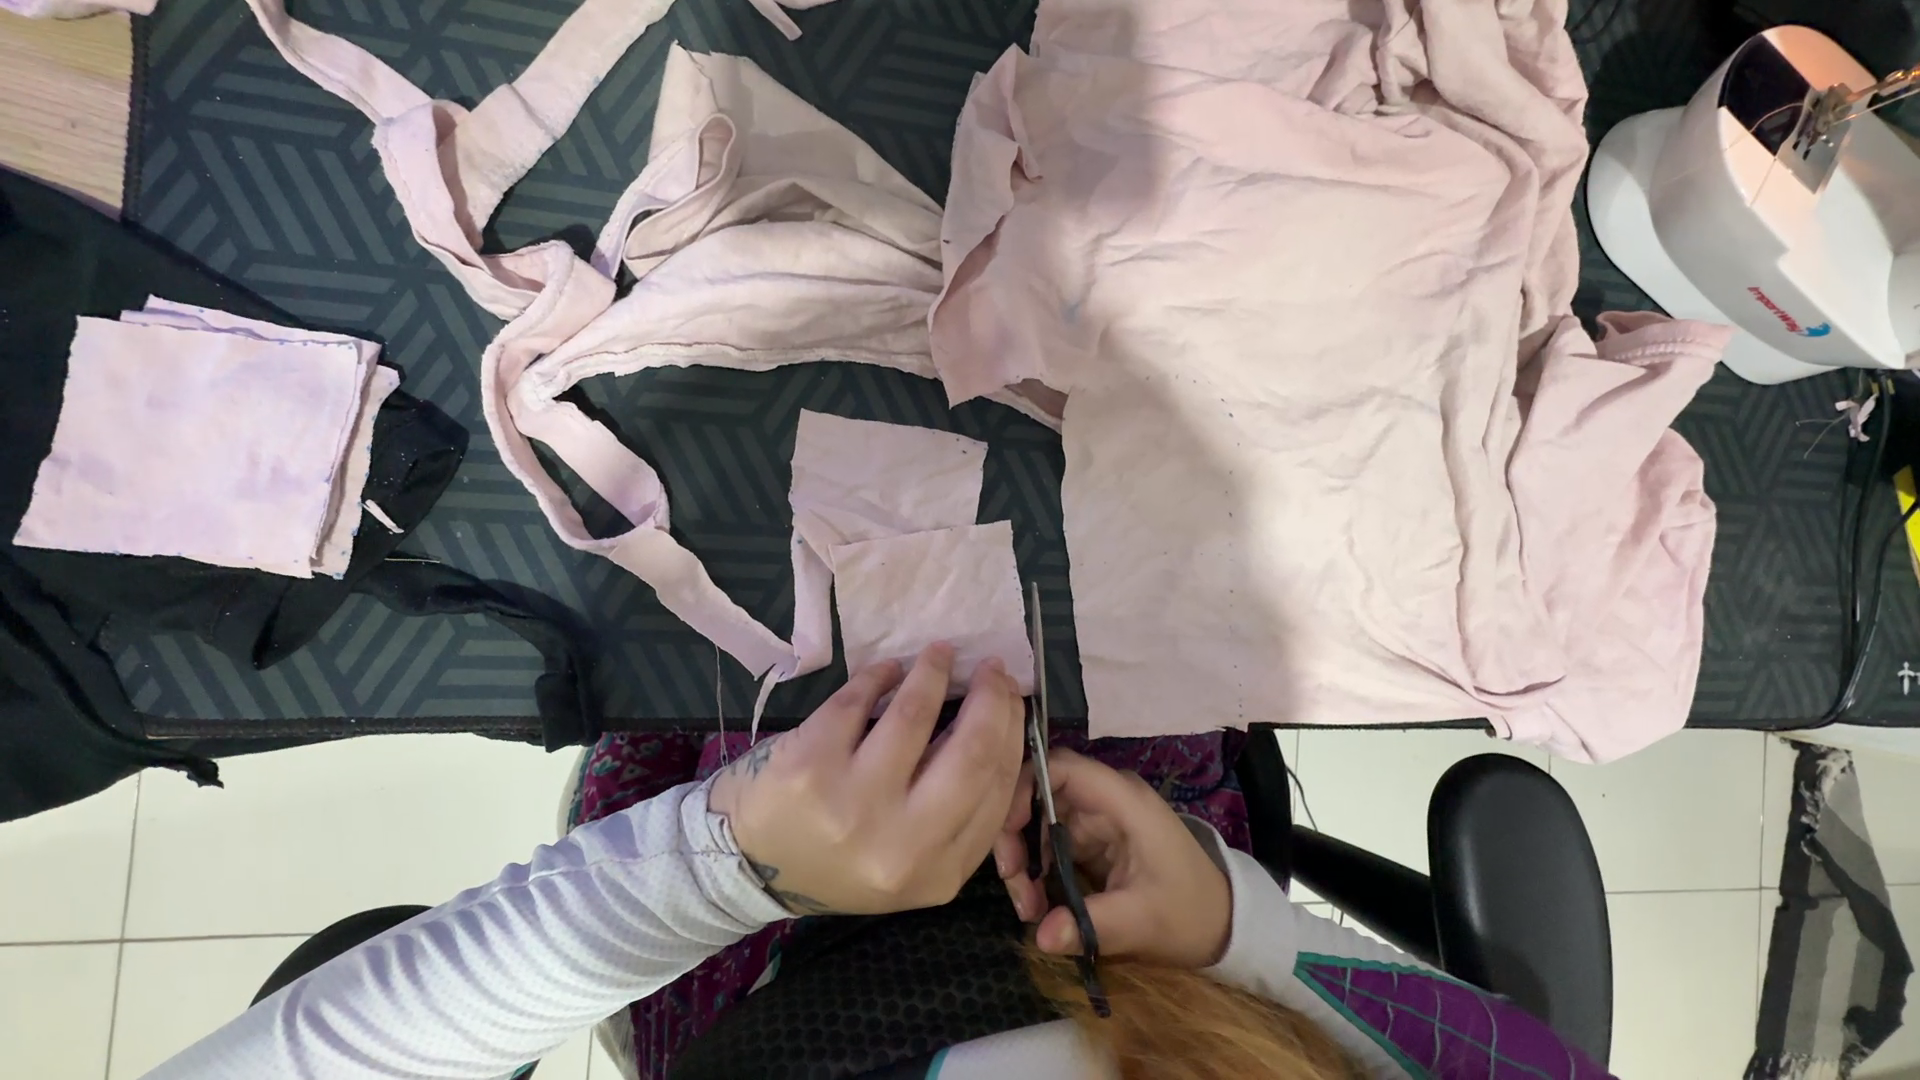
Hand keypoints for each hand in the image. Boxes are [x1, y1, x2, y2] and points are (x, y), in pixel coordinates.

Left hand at [708, 644, 1025, 916]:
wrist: (746, 868)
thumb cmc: (839, 855)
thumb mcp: (910, 855)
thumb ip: (953, 807)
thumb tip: (992, 722)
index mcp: (937, 873)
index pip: (997, 789)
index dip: (1011, 732)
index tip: (1012, 697)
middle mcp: (902, 845)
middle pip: (972, 753)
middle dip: (991, 699)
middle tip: (992, 668)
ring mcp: (854, 805)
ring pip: (916, 714)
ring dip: (933, 671)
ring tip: (938, 654)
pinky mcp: (811, 766)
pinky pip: (859, 699)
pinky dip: (879, 676)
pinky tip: (887, 670)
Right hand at [993, 747, 1231, 968]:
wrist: (1223, 926)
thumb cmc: (1190, 911)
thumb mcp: (1143, 921)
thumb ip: (1091, 925)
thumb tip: (1040, 937)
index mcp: (1122, 800)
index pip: (1062, 767)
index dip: (1025, 787)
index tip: (1004, 829)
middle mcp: (1105, 800)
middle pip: (1042, 794)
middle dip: (1017, 834)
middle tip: (1012, 884)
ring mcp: (1097, 819)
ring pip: (1039, 821)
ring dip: (1024, 859)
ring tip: (1027, 907)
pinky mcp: (1092, 841)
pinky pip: (1049, 844)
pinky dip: (1037, 871)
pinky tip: (1036, 905)